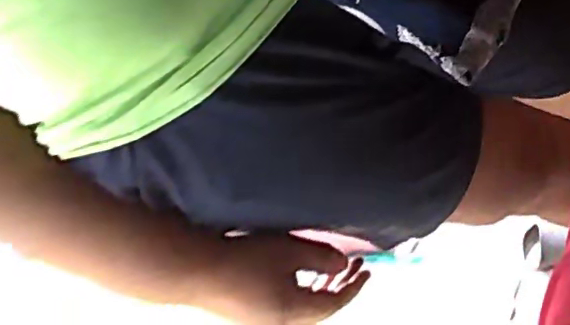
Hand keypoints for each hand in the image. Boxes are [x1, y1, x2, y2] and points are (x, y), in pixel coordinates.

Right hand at [184, 233, 369, 324]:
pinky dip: (306, 295)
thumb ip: (323, 260)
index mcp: (291, 316)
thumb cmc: (250, 259)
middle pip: (319, 314)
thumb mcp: (292, 252)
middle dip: (341, 290)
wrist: (200, 273)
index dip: (353, 289)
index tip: (369, 270)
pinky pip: (289, 311)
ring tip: (338, 269)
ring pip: (304, 314)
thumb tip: (344, 267)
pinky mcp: (251, 318)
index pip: (332, 307)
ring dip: (324, 292)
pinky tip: (308, 276)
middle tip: (358, 266)